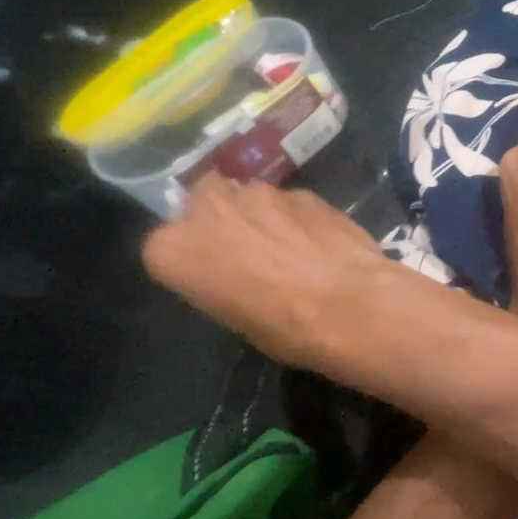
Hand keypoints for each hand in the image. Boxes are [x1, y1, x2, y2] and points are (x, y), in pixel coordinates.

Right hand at [143, 177, 405, 371]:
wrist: (350, 304)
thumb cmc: (282, 326)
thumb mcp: (231, 316)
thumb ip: (219, 279)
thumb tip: (236, 272)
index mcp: (174, 248)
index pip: (168, 242)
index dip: (194, 254)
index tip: (214, 268)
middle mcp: (209, 210)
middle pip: (206, 197)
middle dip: (222, 214)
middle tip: (246, 243)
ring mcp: (261, 195)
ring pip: (251, 194)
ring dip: (264, 212)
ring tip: (290, 242)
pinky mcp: (306, 192)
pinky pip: (293, 201)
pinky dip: (300, 215)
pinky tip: (320, 239)